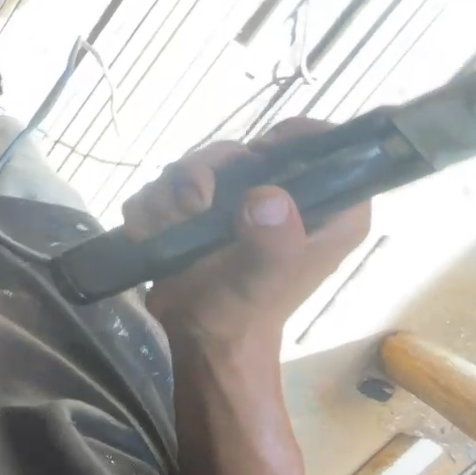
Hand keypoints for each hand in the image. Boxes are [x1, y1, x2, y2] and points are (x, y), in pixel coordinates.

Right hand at [125, 119, 370, 350]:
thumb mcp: (266, 278)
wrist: (199, 336)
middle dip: (201, 172)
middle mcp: (280, 199)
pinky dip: (148, 209)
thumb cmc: (245, 311)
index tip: (258, 152)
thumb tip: (264, 195)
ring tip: (164, 228)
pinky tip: (148, 234)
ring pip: (190, 167)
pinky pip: (161, 189)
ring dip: (166, 195)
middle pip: (237, 153)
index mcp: (324, 210)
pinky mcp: (191, 215)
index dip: (295, 138)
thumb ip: (274, 239)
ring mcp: (230, 205)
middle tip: (191, 203)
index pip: (328, 149)